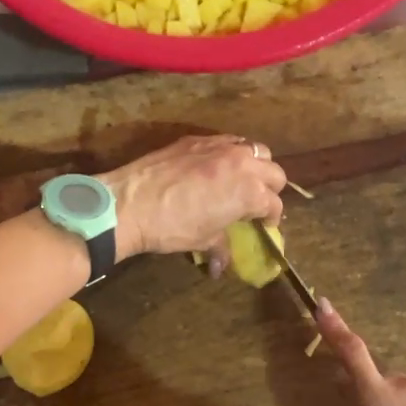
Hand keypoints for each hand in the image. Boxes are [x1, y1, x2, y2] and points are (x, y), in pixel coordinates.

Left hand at [99, 134, 286, 261]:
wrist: (131, 203)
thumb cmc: (171, 227)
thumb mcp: (201, 240)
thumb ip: (220, 247)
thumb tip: (222, 266)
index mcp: (250, 192)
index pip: (274, 204)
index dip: (271, 218)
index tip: (264, 225)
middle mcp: (243, 163)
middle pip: (274, 172)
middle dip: (270, 188)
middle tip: (257, 202)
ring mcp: (220, 146)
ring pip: (255, 149)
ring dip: (256, 165)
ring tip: (243, 179)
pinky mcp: (198, 139)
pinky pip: (228, 140)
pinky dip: (232, 153)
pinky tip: (218, 166)